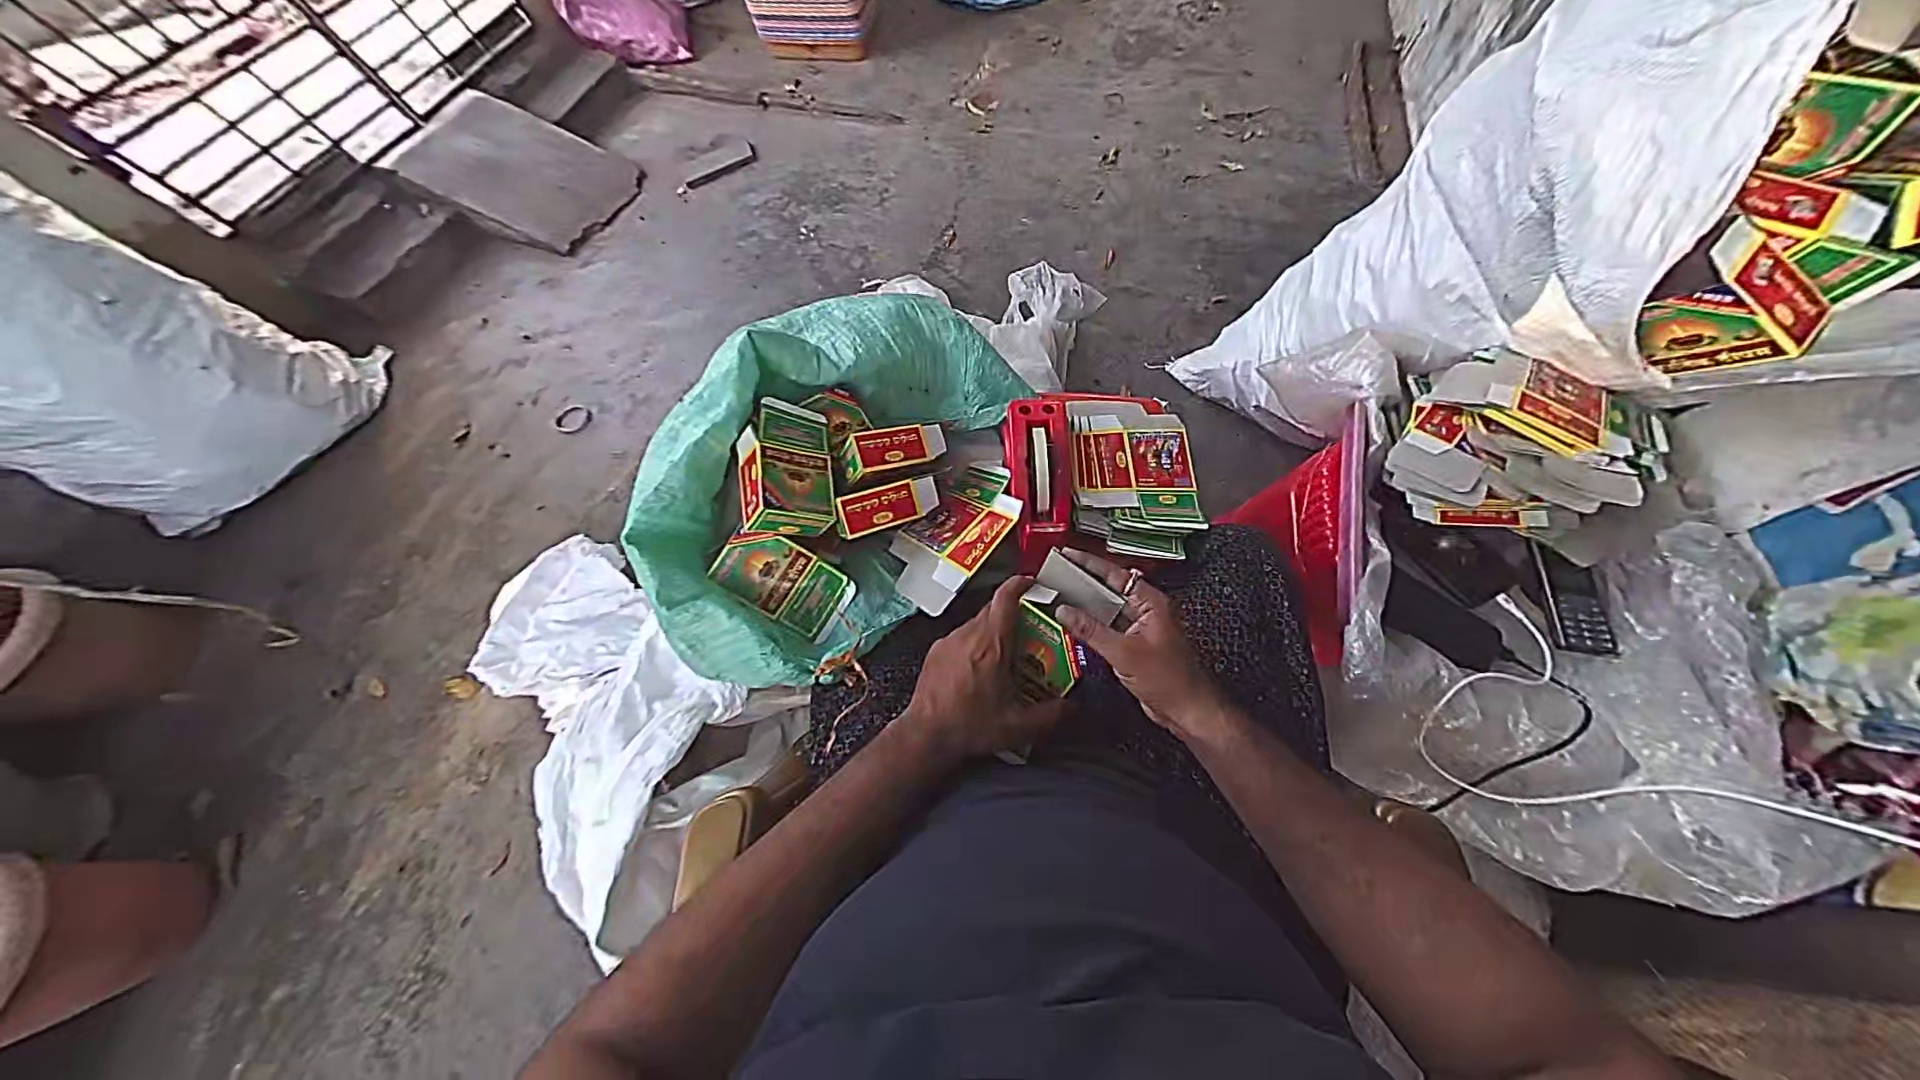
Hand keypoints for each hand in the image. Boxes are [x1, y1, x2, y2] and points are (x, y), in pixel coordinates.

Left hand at [896, 576, 1071, 763]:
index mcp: (991, 645)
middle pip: (993, 609)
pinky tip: (981, 668)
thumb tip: (1072, 706)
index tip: (1032, 584)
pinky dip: (975, 644)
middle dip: (1013, 614)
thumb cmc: (969, 727)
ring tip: (1006, 655)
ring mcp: (949, 642)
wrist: (926, 735)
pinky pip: (961, 637)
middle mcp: (968, 636)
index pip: (1006, 598)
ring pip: (977, 623)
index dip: (1020, 585)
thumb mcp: (1019, 726)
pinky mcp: (936, 652)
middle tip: (1029, 632)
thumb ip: (1052, 714)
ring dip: (993, 631)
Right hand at [1051, 549, 1235, 743]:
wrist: (1187, 710)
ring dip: (1086, 608)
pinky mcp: (1134, 646)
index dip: (1089, 564)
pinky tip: (1075, 627)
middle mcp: (1147, 612)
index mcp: (1152, 604)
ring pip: (1107, 611)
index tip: (1069, 556)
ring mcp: (1140, 629)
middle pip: (1109, 590)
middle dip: (1083, 585)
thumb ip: (1091, 630)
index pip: (1116, 574)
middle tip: (1059, 577)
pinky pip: (1108, 629)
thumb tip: (1067, 612)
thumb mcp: (1124, 652)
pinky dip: (1091, 627)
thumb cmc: (1172, 681)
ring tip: (1060, 600)